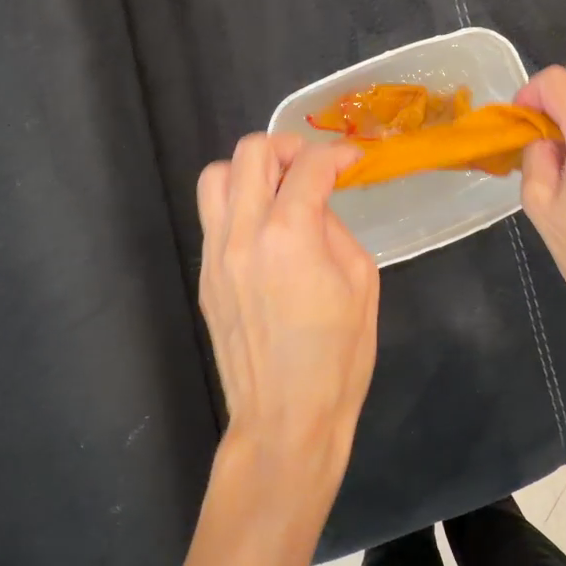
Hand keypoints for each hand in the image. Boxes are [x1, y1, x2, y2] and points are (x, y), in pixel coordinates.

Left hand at [195, 134, 379, 477]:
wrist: (285, 418)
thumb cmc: (338, 356)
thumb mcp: (361, 282)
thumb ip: (335, 229)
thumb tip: (318, 204)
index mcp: (290, 235)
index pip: (308, 166)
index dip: (337, 154)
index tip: (352, 161)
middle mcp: (243, 234)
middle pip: (252, 152)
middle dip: (289, 147)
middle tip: (313, 167)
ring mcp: (216, 254)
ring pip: (216, 175)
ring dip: (252, 170)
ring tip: (280, 188)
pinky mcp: (204, 275)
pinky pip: (213, 216)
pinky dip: (238, 203)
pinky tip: (265, 227)